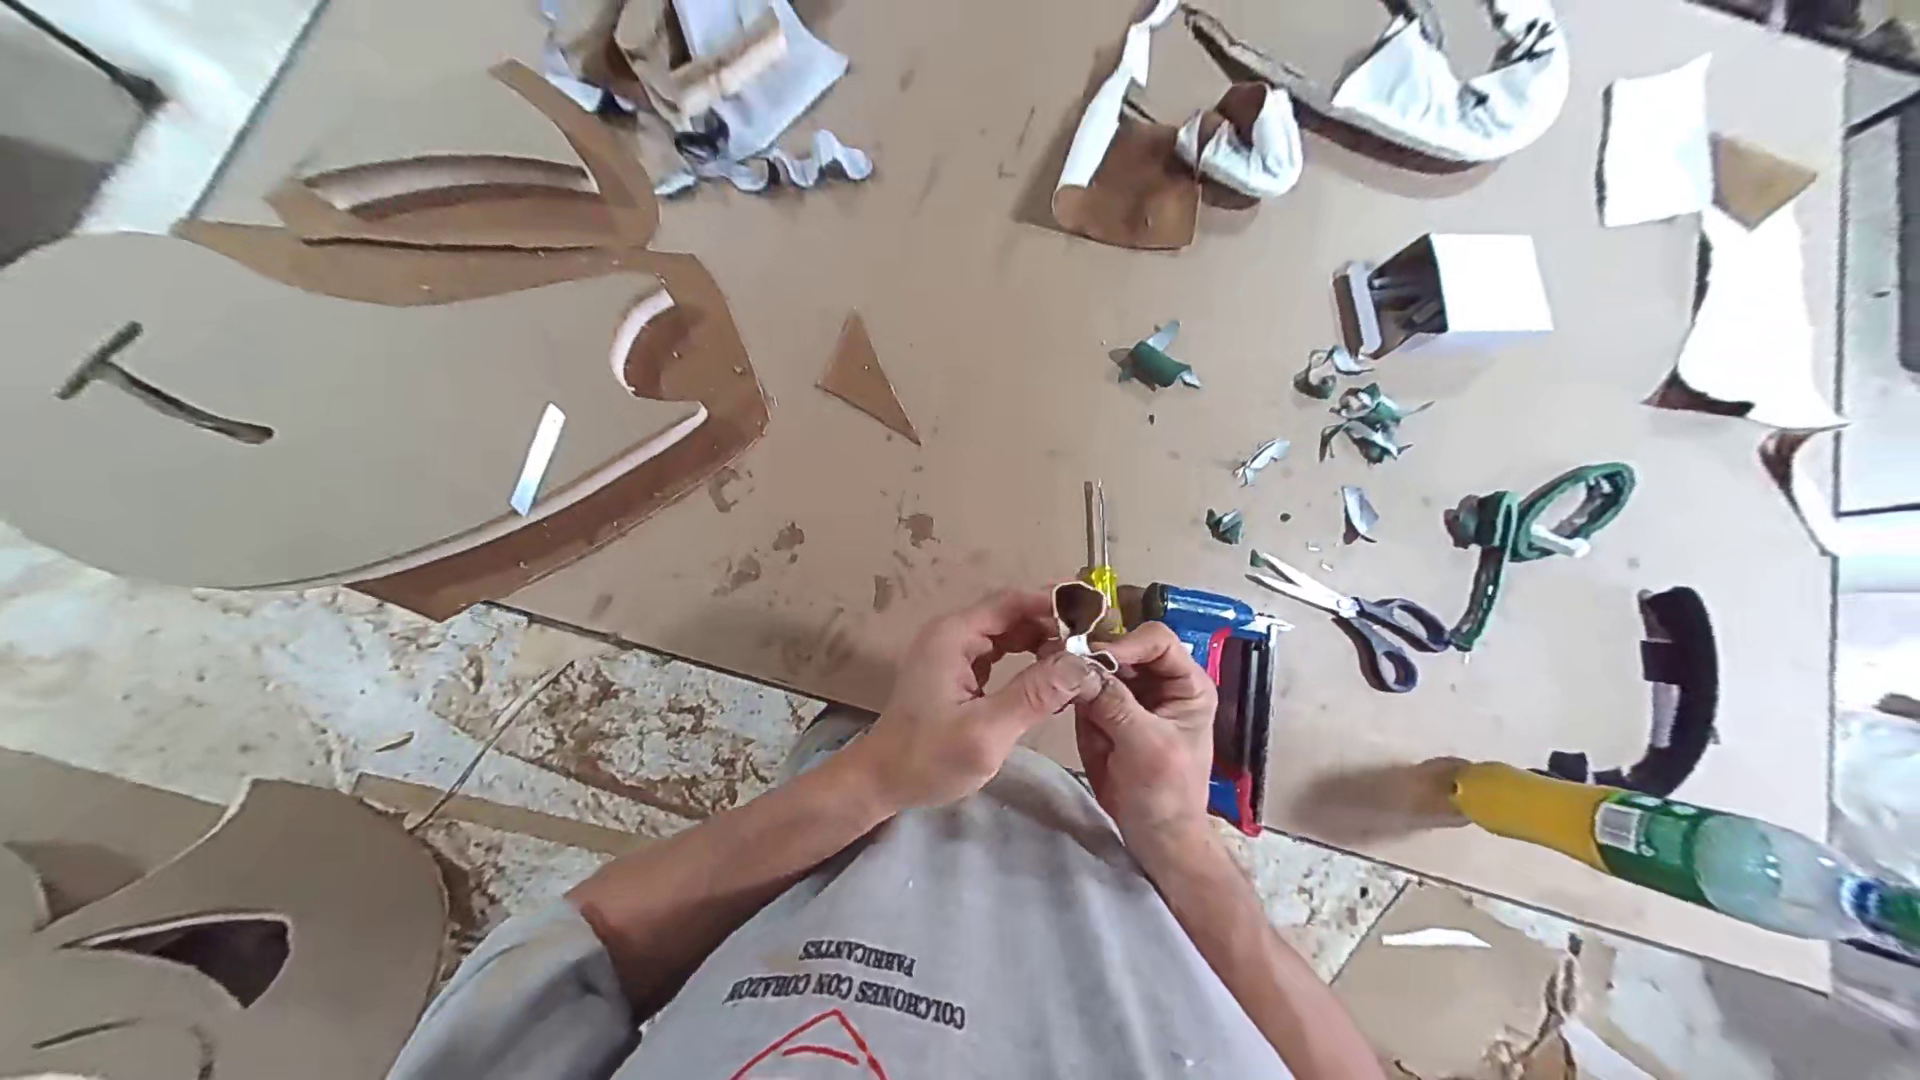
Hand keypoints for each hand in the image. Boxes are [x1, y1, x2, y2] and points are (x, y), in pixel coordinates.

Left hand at [846, 590, 1104, 811]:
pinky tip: (1050, 672)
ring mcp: (951, 650)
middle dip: (1053, 622)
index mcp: (953, 636)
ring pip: (1006, 631)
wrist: (881, 780)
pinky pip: (997, 650)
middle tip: (1095, 637)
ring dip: (1041, 639)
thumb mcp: (986, 731)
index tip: (1093, 615)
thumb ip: (1034, 695)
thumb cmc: (927, 759)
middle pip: (1011, 613)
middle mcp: (951, 633)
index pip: (1011, 602)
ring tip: (1080, 655)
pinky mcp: (955, 669)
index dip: (1053, 603)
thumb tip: (1082, 665)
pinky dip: (1025, 656)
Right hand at [1074, 622, 1217, 847]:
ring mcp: (1128, 693)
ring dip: (1076, 665)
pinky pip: (1082, 685)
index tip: (1097, 659)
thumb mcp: (1147, 747)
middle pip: (1122, 646)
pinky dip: (1068, 684)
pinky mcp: (1103, 708)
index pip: (1157, 641)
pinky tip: (1053, 687)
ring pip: (1098, 662)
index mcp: (1186, 684)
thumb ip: (1117, 705)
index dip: (1127, 644)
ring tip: (1051, 667)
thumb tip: (1083, 668)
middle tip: (1061, 657)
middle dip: (1093, 652)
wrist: (1152, 835)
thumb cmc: (1167, 794)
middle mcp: (1157, 680)